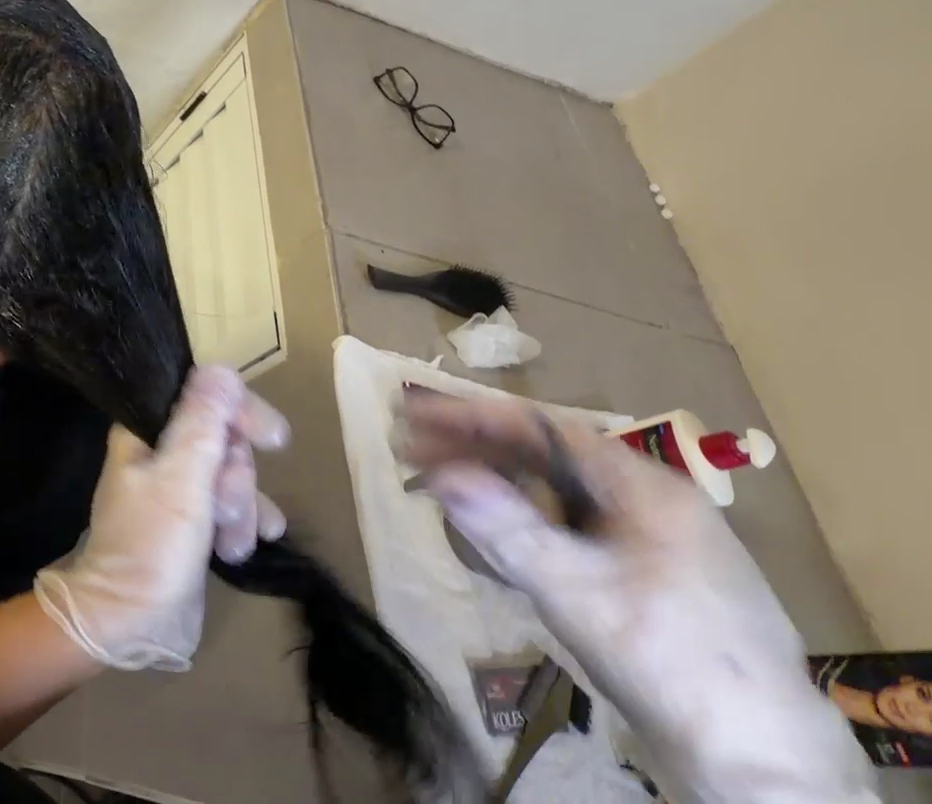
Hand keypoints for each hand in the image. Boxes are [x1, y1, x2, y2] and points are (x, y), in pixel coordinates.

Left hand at [34, 366, 288, 671]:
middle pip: (223, 438)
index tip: (271, 439)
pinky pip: (229, 507)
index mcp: (145, 431)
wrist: (127, 619)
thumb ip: (203, 423)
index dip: (240, 413)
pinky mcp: (190, 521)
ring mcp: (176, 488)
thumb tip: (221, 369)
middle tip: (225, 507)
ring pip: (231, 475)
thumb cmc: (151, 544)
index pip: (202, 394)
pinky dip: (241, 526)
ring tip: (231, 540)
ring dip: (241, 507)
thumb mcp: (181, 478)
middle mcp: (160, 452)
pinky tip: (241, 549)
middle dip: (236, 475)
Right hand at [402, 394, 874, 803]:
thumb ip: (504, 526)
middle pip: (551, 455)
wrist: (757, 756)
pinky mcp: (648, 573)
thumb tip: (441, 474)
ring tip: (440, 478)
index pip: (546, 430)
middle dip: (479, 448)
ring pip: (561, 490)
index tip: (418, 414)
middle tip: (413, 447)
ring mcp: (655, 538)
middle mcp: (654, 501)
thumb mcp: (573, 590)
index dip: (476, 418)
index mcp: (648, 489)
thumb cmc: (664, 658)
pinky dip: (525, 514)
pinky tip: (493, 525)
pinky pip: (573, 522)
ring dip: (499, 480)